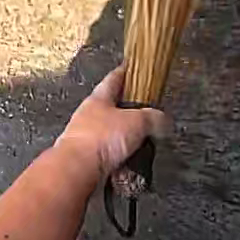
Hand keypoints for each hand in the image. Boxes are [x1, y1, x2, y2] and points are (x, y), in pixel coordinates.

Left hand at [53, 66, 171, 179]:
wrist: (77, 169)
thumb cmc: (99, 139)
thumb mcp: (138, 121)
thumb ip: (153, 118)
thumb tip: (162, 120)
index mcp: (98, 99)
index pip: (114, 78)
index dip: (126, 73)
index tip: (133, 70)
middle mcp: (88, 117)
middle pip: (113, 110)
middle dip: (130, 116)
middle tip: (146, 119)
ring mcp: (86, 139)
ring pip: (111, 137)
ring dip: (125, 144)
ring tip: (138, 149)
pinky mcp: (86, 160)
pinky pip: (109, 159)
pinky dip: (120, 163)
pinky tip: (127, 167)